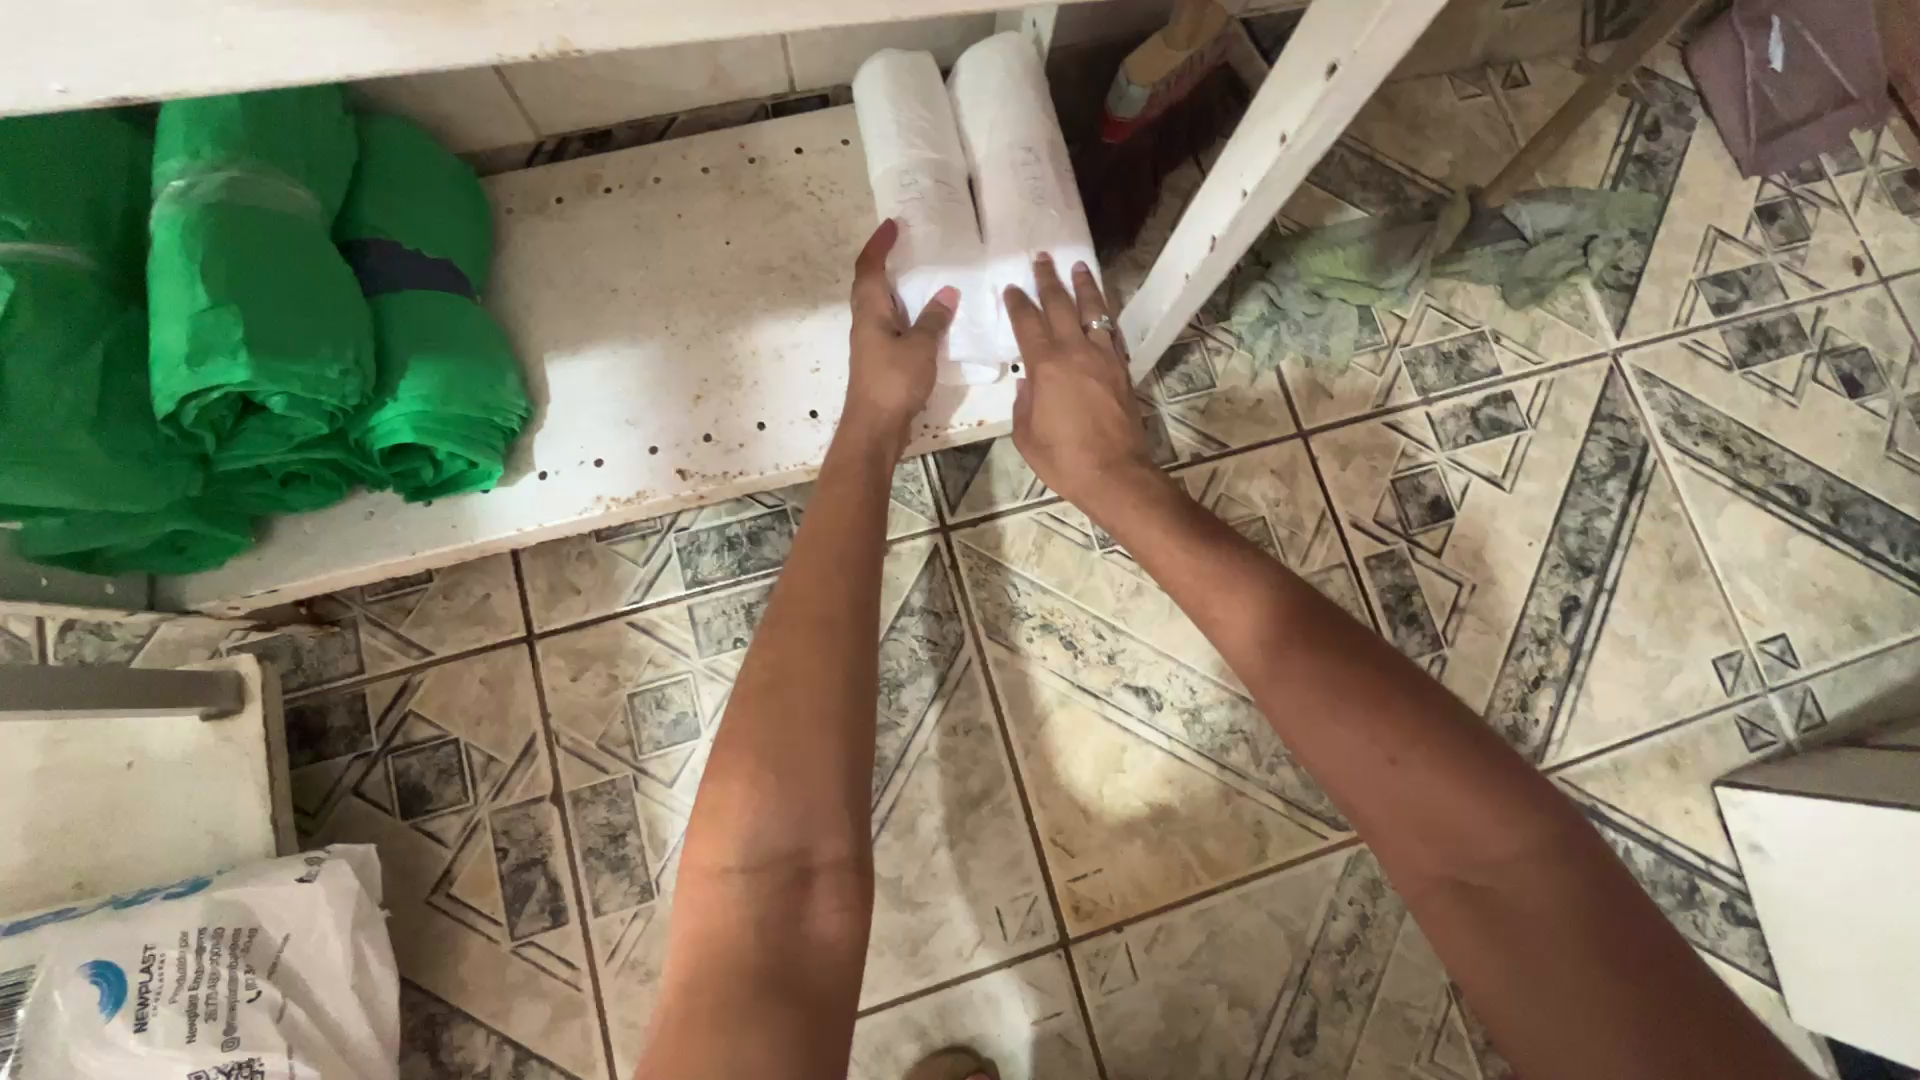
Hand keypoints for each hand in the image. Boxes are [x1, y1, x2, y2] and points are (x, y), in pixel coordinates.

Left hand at [844, 218, 957, 454]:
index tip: (894, 225)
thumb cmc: (893, 383)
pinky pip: (893, 329)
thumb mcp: (920, 348)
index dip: (879, 244)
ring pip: (881, 308)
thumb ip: (934, 320)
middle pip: (870, 285)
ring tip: (923, 279)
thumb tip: (946, 293)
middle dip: (885, 263)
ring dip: (898, 291)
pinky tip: (927, 322)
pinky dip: (907, 317)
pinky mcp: (881, 363)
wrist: (875, 429)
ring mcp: (871, 345)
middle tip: (909, 247)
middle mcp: (866, 324)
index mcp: (870, 313)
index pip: (870, 268)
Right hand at [1007, 255, 1169, 523]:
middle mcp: (1075, 352)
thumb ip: (1023, 404)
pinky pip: (1112, 333)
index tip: (1012, 286)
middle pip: (1061, 305)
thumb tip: (1027, 382)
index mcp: (1046, 366)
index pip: (1028, 323)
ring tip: (1079, 267)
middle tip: (1042, 259)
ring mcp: (1103, 358)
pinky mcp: (1122, 370)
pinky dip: (1105, 316)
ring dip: (1084, 287)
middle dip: (1049, 280)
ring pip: (1093, 311)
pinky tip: (1102, 309)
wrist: (1114, 473)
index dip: (1018, 302)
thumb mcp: (1026, 436)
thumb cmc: (1063, 459)